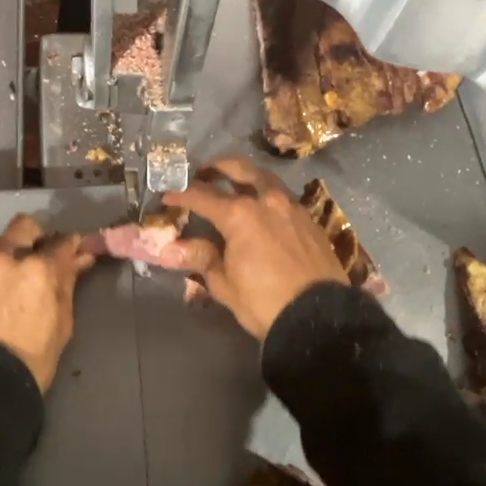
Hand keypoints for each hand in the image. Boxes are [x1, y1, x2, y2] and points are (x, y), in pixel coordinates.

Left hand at [0, 214, 94, 390]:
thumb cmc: (32, 360)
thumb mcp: (62, 323)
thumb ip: (67, 284)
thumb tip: (79, 260)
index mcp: (38, 268)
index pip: (62, 242)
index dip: (71, 246)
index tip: (74, 252)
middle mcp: (7, 257)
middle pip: (25, 226)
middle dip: (37, 237)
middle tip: (42, 260)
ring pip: (1, 245)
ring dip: (12, 255)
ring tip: (15, 283)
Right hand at [165, 156, 349, 341]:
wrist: (319, 318)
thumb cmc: (265, 303)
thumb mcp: (225, 284)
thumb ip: (200, 258)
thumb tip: (170, 249)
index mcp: (239, 214)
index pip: (201, 195)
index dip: (181, 194)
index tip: (167, 196)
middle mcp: (265, 200)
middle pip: (236, 168)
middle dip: (215, 167)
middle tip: (201, 174)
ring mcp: (290, 205)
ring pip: (263, 177)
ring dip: (244, 175)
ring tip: (232, 185)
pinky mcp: (308, 217)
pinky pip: (281, 194)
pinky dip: (265, 192)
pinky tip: (261, 207)